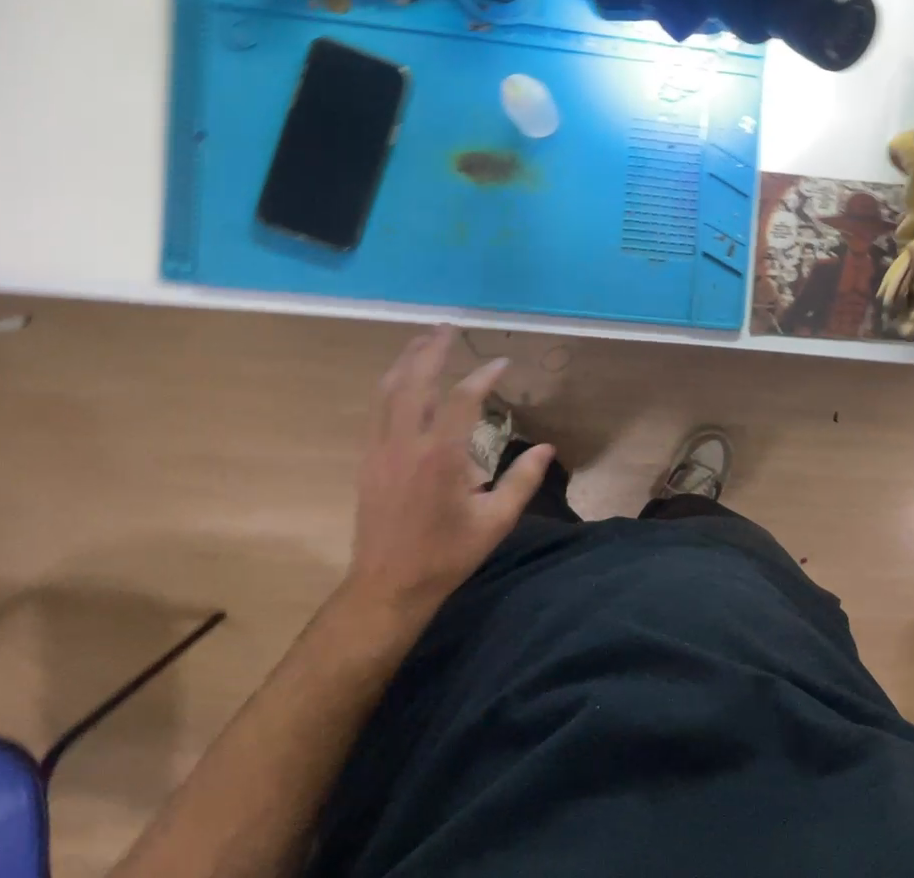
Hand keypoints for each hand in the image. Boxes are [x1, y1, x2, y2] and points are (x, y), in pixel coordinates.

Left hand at [344, 327, 553, 620]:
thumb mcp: (495, 521)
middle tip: (448, 328)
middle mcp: (405, 445)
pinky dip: (391, 386)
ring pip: (387, 391)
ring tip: (422, 341)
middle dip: (431, 351)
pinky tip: (402, 380)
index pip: (462, 400)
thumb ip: (522, 480)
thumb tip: (546, 448)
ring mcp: (380, 451)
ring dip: (406, 361)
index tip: (501, 363)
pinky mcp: (367, 461)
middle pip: (414, 382)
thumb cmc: (447, 554)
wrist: (389, 584)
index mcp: (440, 457)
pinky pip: (376, 410)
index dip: (483, 376)